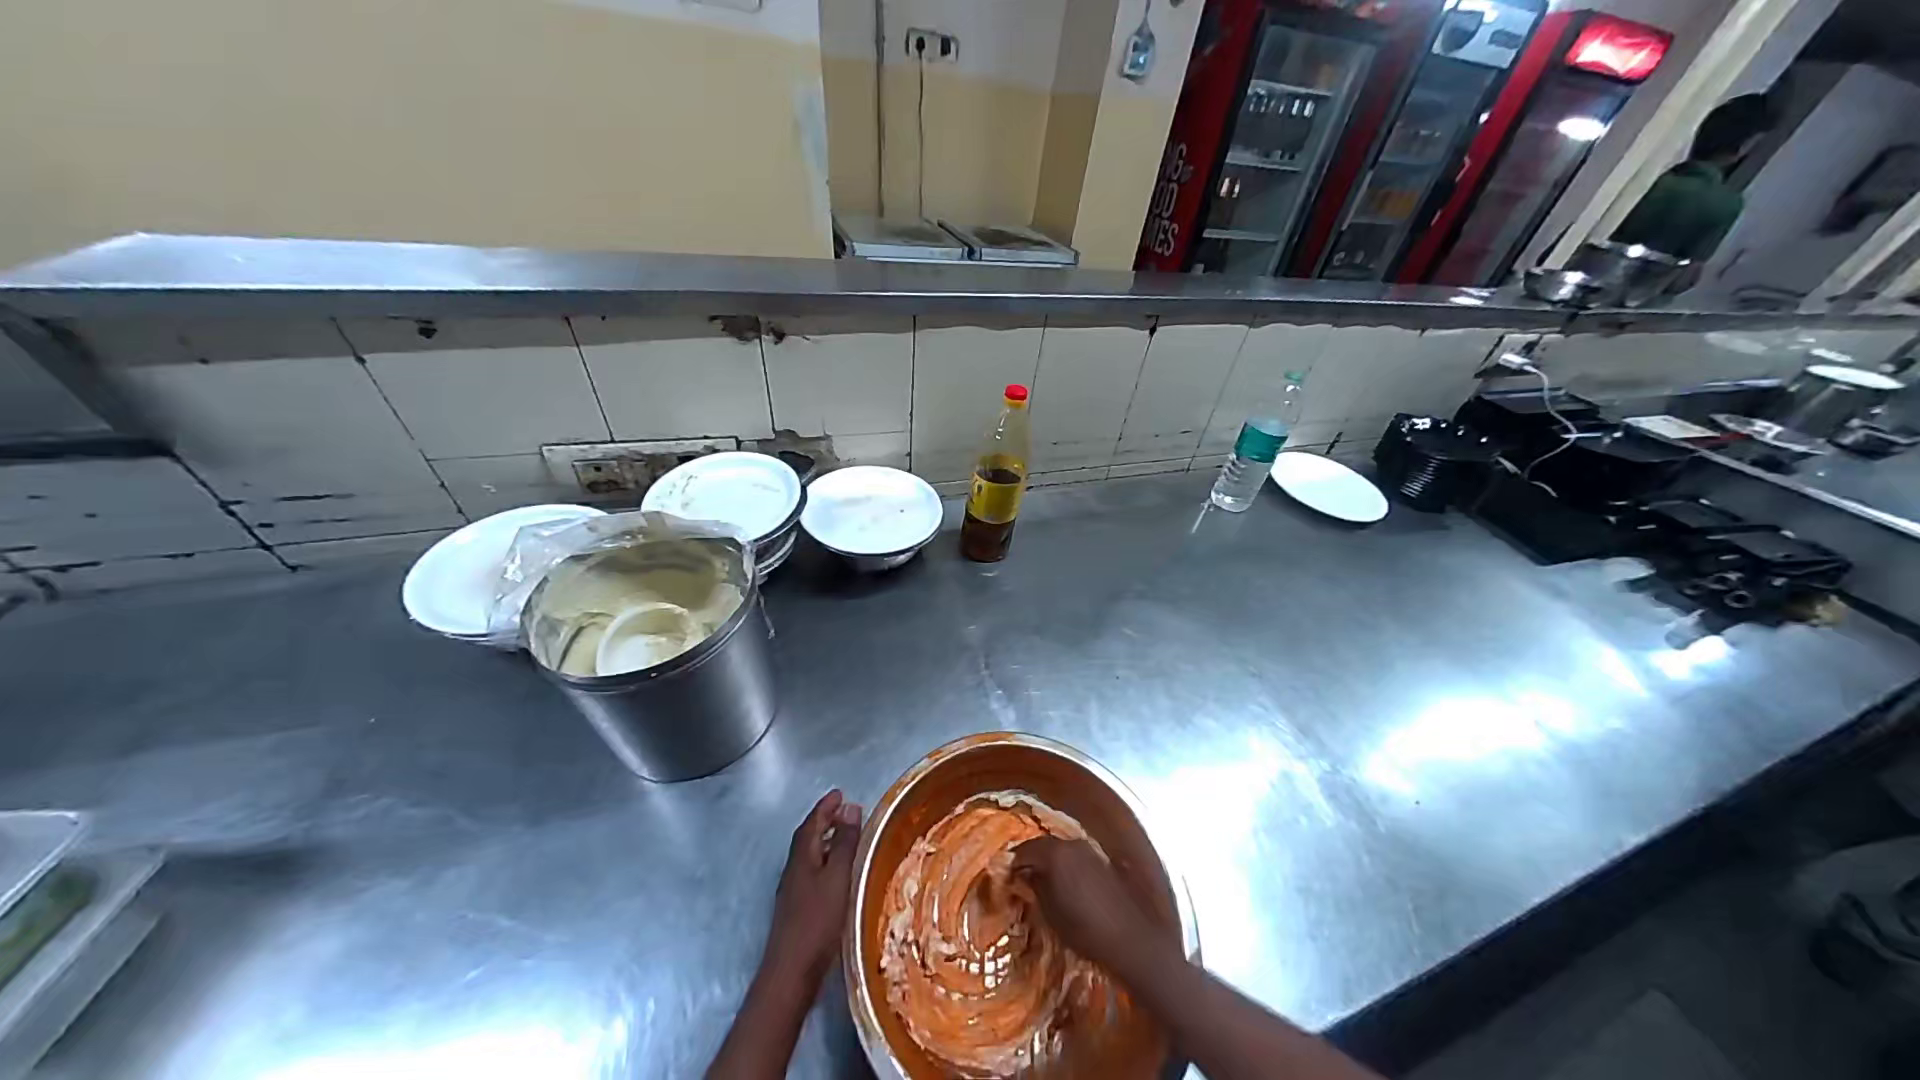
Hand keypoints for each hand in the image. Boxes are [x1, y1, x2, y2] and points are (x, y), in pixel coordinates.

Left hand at [760, 789, 862, 988]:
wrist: (791, 973)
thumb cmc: (817, 922)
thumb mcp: (838, 878)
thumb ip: (844, 844)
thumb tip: (850, 808)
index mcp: (802, 858)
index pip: (812, 823)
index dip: (825, 807)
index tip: (839, 793)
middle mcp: (794, 870)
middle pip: (807, 837)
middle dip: (824, 820)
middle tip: (843, 809)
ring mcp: (793, 891)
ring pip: (809, 855)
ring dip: (824, 840)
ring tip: (844, 836)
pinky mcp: (797, 909)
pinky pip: (812, 871)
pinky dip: (824, 861)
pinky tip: (836, 873)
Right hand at [1012, 836, 1168, 977]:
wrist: (1131, 940)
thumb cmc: (1084, 929)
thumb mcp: (1050, 913)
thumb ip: (1034, 887)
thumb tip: (1024, 875)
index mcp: (1054, 853)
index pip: (1023, 850)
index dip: (1012, 864)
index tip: (1005, 878)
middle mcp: (1072, 844)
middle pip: (1043, 846)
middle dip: (1031, 860)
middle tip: (1021, 878)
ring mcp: (1091, 851)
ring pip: (1061, 851)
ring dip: (1050, 862)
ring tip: (1043, 883)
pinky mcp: (1104, 862)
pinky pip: (1077, 858)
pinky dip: (1067, 866)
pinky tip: (1066, 885)